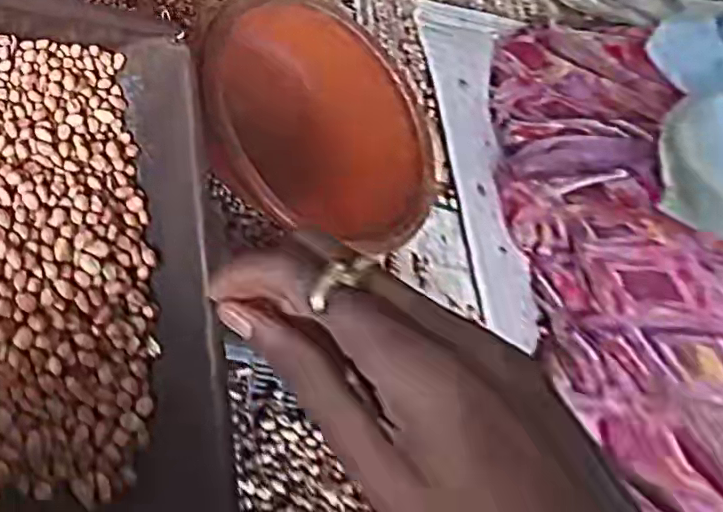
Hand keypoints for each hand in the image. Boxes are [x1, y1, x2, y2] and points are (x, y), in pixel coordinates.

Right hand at [209, 236, 635, 511]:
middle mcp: (457, 333)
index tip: (217, 292)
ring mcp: (488, 341)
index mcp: (420, 361)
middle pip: (334, 252)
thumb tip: (242, 311)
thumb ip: (305, 376)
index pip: (305, 272)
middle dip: (275, 267)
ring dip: (314, 286)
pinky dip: (357, 307)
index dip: (246, 270)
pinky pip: (407, 303)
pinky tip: (347, 353)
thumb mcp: (376, 469)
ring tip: (289, 333)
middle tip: (245, 307)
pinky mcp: (505, 357)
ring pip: (368, 272)